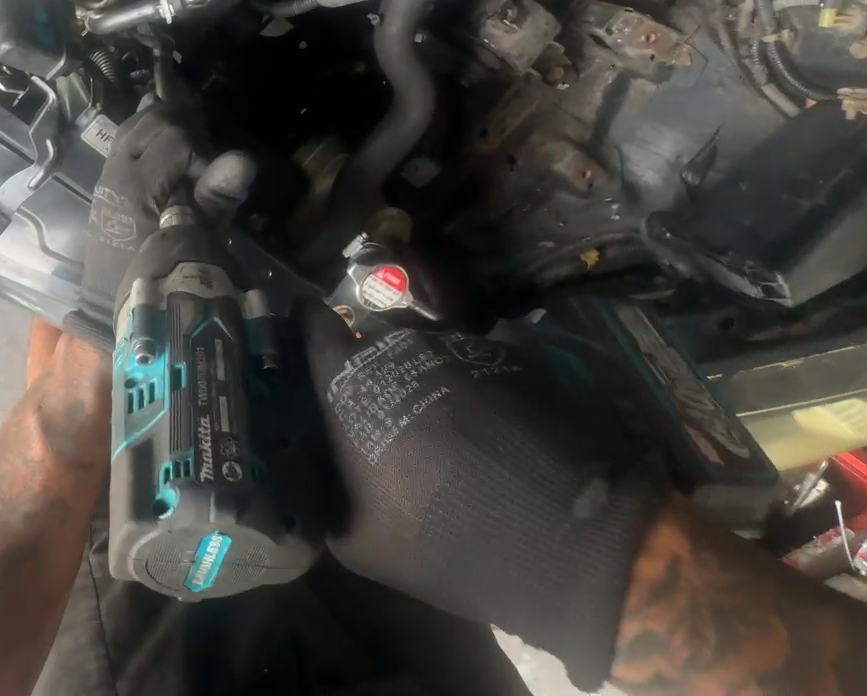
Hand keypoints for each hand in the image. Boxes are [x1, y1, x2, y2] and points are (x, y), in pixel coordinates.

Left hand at [65, 102, 194, 347]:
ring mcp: (108, 172)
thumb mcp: (195, 241)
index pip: (176, 138)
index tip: (212, 178)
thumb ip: (216, 198)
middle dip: (186, 126)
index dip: (203, 150)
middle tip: (207, 150)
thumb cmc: (158, 276)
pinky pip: (126, 139)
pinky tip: (165, 131)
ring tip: (193, 134)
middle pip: (154, 120)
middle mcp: (116, 170)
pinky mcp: (107, 179)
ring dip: (165, 122)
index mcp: (136, 184)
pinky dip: (148, 130)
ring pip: (136, 123)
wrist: (108, 304)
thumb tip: (244, 160)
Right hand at [297, 301, 666, 690]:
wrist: (567, 538)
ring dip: (419, 374)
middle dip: (366, 365)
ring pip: (419, 346)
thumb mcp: (362, 543)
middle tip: (377, 410)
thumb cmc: (445, 539)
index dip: (302, 326)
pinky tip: (485, 425)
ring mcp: (455, 342)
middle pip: (367, 337)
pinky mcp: (506, 352)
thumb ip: (325, 498)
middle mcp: (394, 345)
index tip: (300, 336)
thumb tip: (315, 478)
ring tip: (439, 425)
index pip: (311, 324)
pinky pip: (469, 357)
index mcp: (348, 381)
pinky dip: (466, 381)